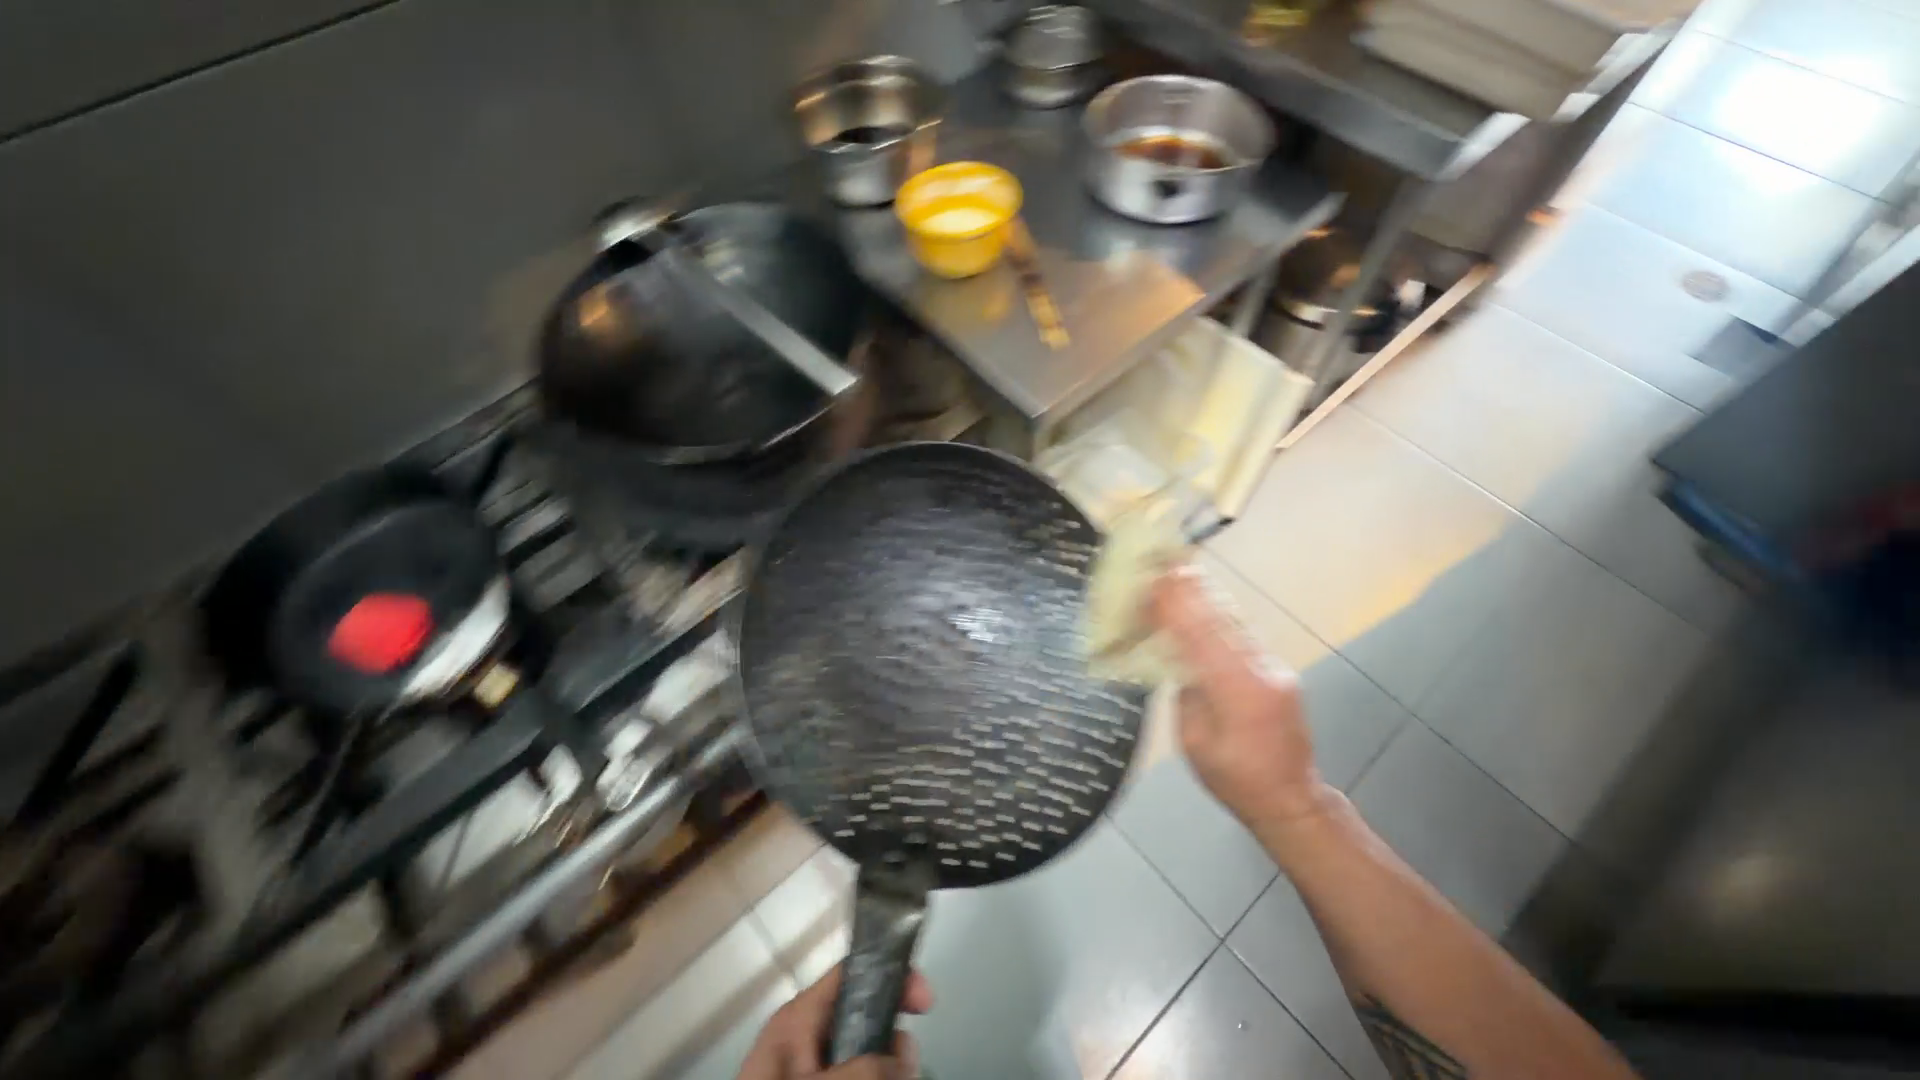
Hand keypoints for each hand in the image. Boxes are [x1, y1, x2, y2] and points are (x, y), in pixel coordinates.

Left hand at [735, 963, 934, 1078]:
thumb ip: (866, 1070)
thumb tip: (907, 1055)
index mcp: (799, 1020)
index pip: (851, 973)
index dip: (892, 974)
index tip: (926, 1003)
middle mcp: (807, 1038)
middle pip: (867, 1017)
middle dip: (895, 1043)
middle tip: (908, 1072)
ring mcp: (814, 1071)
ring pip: (868, 1057)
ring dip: (888, 1073)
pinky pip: (858, 1077)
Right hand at [1148, 564, 1337, 830]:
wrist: (1290, 798)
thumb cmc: (1234, 780)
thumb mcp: (1194, 740)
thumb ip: (1187, 691)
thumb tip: (1177, 655)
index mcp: (1237, 692)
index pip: (1200, 635)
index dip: (1176, 604)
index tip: (1154, 578)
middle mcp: (1260, 671)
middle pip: (1221, 619)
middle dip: (1191, 589)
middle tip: (1164, 561)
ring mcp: (1274, 668)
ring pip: (1236, 621)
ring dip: (1207, 595)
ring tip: (1181, 571)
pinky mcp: (1278, 670)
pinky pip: (1244, 635)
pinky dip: (1220, 615)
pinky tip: (1205, 601)